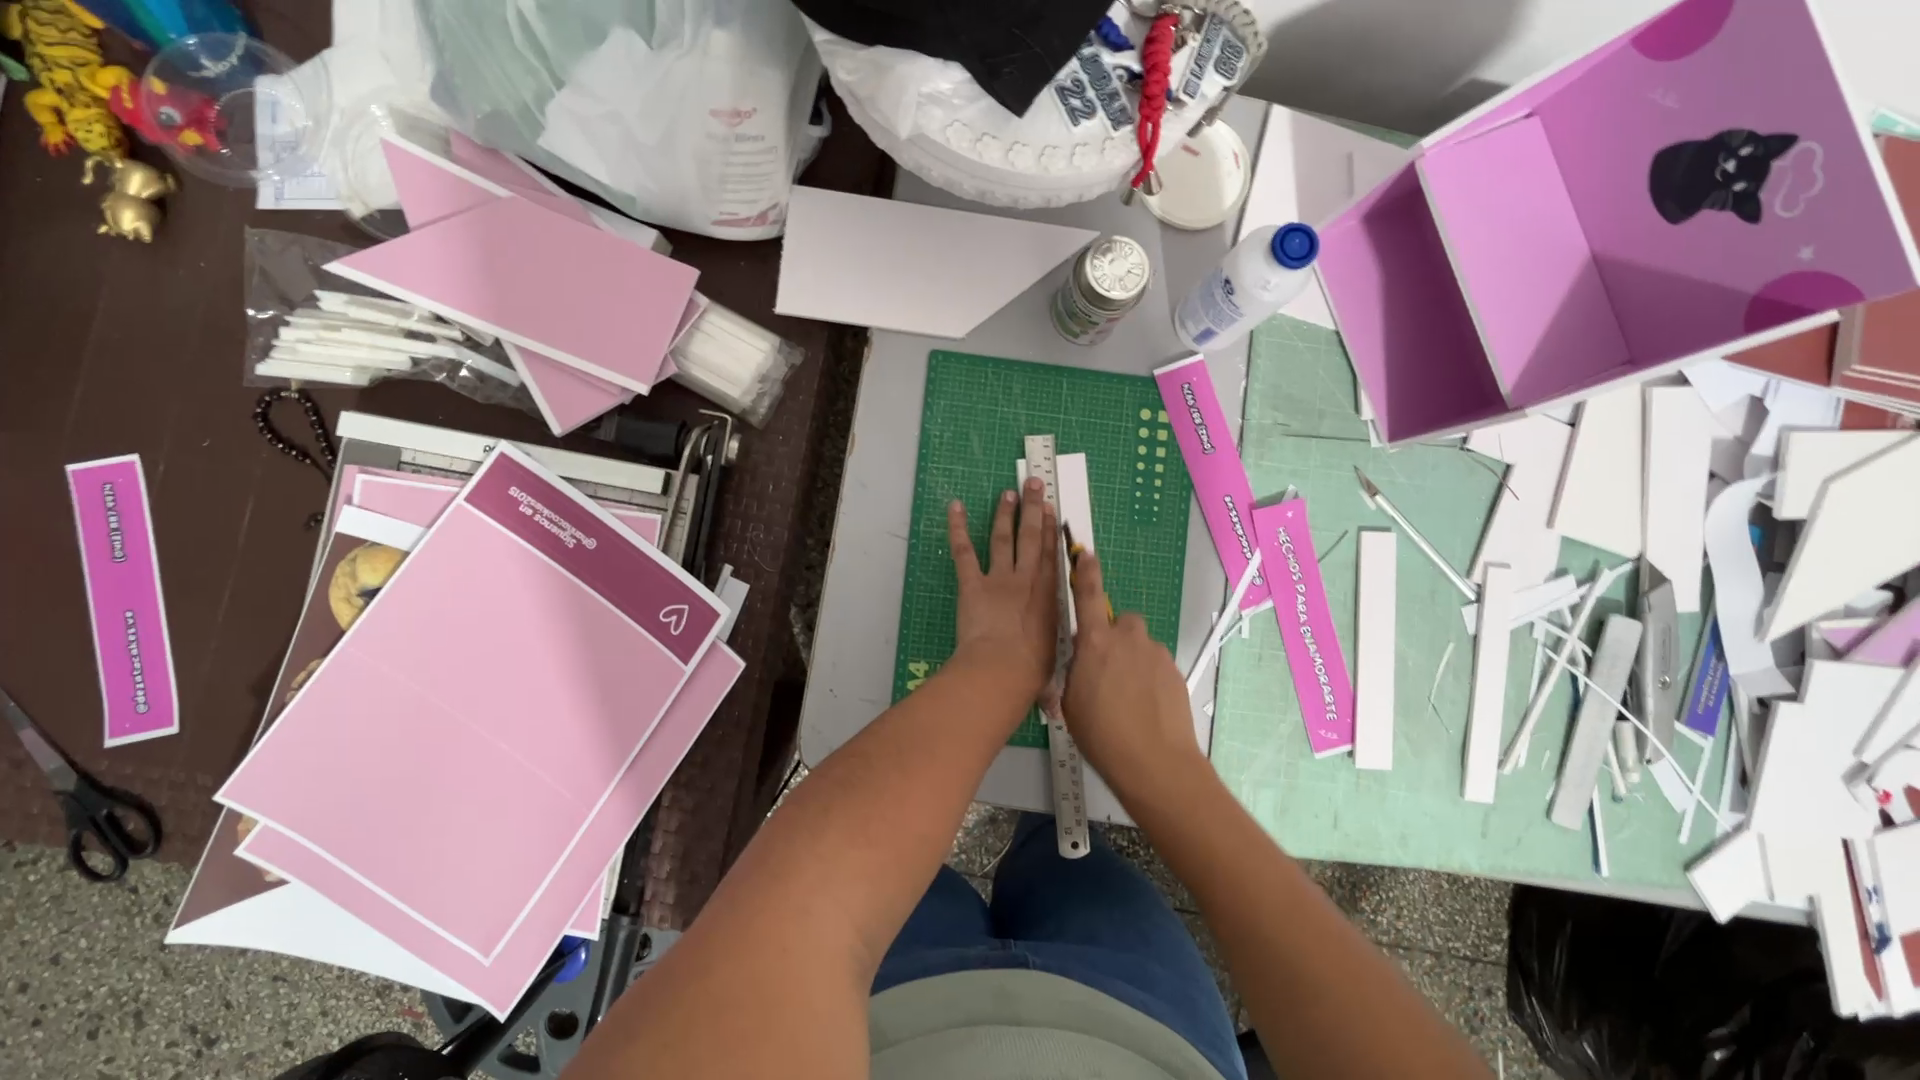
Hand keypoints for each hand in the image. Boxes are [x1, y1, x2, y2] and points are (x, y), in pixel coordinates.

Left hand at [946, 478, 1057, 699]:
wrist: (1002, 669)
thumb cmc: (1030, 673)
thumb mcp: (1050, 666)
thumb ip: (1049, 665)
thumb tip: (1050, 692)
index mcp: (1050, 597)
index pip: (1053, 556)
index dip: (1052, 530)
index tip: (1052, 510)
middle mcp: (1027, 580)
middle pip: (1032, 538)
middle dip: (1033, 509)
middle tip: (1033, 484)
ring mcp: (999, 579)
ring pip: (1003, 539)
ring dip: (1004, 514)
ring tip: (1007, 493)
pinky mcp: (972, 584)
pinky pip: (964, 552)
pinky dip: (957, 528)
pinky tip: (954, 507)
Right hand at [1062, 552, 1206, 796]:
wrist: (1155, 762)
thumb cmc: (1101, 735)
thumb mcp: (1069, 702)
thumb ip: (1075, 672)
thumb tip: (1082, 662)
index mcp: (1095, 643)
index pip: (1089, 596)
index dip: (1086, 572)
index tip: (1086, 553)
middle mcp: (1128, 640)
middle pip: (1121, 623)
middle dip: (1114, 637)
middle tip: (1104, 670)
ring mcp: (1155, 654)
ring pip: (1139, 646)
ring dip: (1132, 660)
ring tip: (1125, 697)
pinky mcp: (1174, 671)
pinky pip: (1155, 664)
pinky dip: (1148, 678)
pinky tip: (1143, 707)